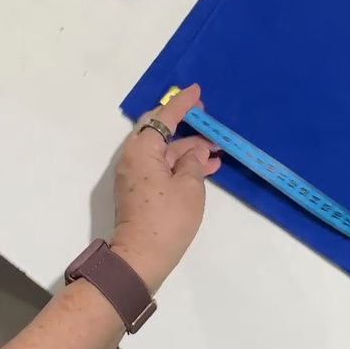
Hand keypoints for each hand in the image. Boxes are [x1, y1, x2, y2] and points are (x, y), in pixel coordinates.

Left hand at [110, 85, 220, 290]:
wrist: (141, 256)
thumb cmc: (168, 219)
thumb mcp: (190, 187)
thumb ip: (194, 162)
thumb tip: (193, 154)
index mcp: (142, 149)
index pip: (163, 117)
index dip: (182, 104)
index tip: (197, 92)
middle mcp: (133, 158)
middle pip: (158, 132)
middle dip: (184, 126)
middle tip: (207, 122)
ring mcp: (134, 175)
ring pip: (162, 152)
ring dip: (187, 150)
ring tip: (216, 152)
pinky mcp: (138, 191)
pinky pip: (160, 167)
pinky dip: (180, 165)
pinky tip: (204, 168)